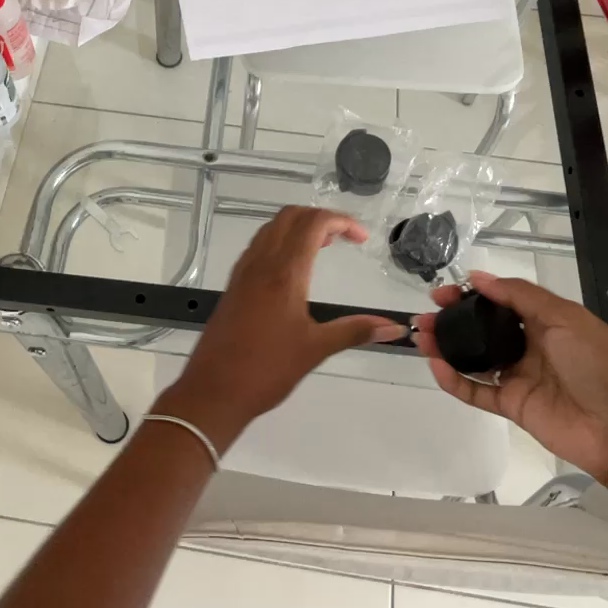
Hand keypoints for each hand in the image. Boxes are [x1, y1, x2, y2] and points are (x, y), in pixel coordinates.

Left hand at [158, 208, 405, 447]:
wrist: (214, 390)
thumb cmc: (267, 370)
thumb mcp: (316, 349)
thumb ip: (356, 331)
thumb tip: (394, 328)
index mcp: (284, 273)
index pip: (312, 224)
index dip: (341, 221)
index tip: (362, 238)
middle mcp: (260, 264)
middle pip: (289, 217)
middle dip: (319, 217)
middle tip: (343, 238)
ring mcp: (243, 272)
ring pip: (271, 229)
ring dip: (298, 227)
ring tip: (323, 247)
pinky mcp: (233, 285)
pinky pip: (258, 246)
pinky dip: (280, 241)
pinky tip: (293, 268)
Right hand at [412, 272, 607, 487]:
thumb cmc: (600, 365)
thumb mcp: (566, 318)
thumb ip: (521, 296)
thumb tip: (479, 278)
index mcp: (548, 321)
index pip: (501, 302)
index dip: (472, 294)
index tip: (444, 291)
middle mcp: (531, 346)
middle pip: (483, 329)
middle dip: (453, 319)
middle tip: (426, 314)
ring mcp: (520, 377)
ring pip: (475, 359)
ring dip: (447, 347)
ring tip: (421, 338)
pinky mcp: (513, 406)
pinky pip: (476, 391)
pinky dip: (454, 381)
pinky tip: (436, 366)